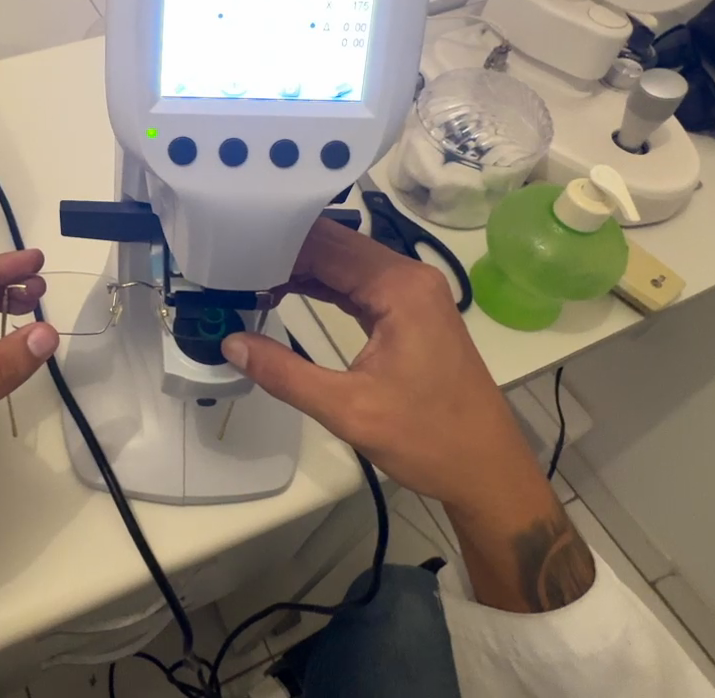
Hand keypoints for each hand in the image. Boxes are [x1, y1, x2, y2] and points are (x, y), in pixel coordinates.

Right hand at [221, 219, 593, 612]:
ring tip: (242, 273)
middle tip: (226, 259)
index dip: (275, 242)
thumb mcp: (348, 409)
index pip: (326, 243)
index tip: (228, 249)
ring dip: (296, 267)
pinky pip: (354, 284)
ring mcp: (411, 292)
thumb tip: (229, 342)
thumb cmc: (429, 439)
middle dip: (280, 249)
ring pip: (342, 262)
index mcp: (400, 286)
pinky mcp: (407, 310)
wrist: (488, 472)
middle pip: (333, 245)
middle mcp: (408, 276)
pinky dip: (318, 285)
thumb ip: (284, 373)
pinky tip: (281, 291)